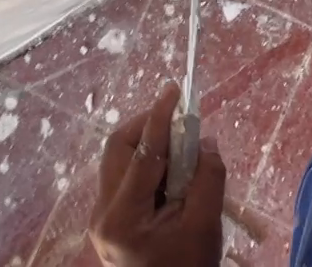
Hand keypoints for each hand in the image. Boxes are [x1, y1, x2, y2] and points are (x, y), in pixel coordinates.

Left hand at [89, 84, 226, 266]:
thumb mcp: (205, 222)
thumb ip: (207, 176)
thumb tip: (204, 140)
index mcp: (122, 217)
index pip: (142, 152)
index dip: (159, 116)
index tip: (174, 89)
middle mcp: (103, 213)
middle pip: (119, 148)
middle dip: (150, 125)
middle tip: (182, 122)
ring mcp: (104, 217)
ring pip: (121, 159)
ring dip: (152, 144)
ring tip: (184, 153)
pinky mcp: (112, 219)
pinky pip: (128, 175)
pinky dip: (151, 162)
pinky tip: (176, 173)